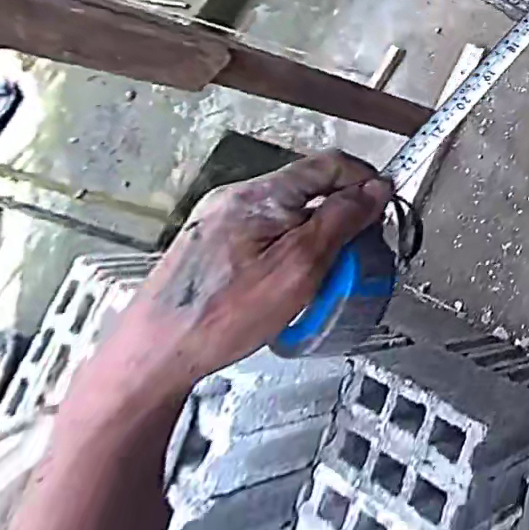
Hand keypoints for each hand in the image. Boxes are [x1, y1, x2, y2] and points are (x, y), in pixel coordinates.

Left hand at [84, 151, 392, 404]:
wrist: (146, 366)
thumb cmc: (217, 320)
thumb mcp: (301, 267)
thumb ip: (343, 220)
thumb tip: (376, 189)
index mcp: (259, 194)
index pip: (332, 163)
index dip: (366, 181)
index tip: (382, 207)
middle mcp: (235, 198)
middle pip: (312, 187)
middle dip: (342, 214)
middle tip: (355, 249)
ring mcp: (218, 221)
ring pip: (291, 211)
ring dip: (317, 233)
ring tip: (322, 272)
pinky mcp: (209, 245)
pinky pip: (267, 231)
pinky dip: (291, 247)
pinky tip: (288, 281)